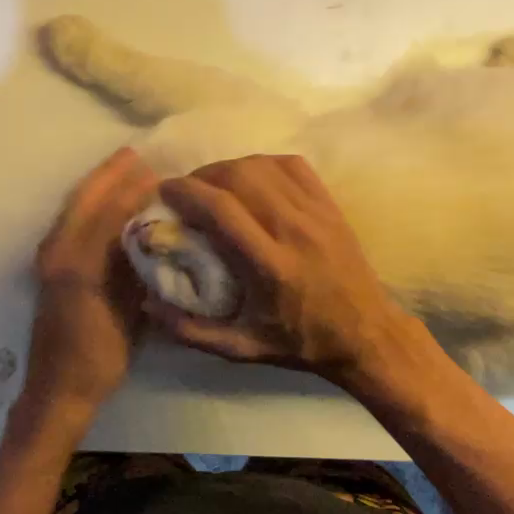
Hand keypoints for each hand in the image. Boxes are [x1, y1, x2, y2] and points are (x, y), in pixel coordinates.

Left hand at [22, 148, 157, 412]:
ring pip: (73, 210)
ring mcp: (49, 261)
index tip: (158, 171)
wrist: (59, 389)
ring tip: (125, 171)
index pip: (107, 211)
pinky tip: (108, 208)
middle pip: (83, 201)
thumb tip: (149, 232)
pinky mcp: (50, 271)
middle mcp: (57, 252)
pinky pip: (69, 226)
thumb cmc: (96, 357)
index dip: (133, 189)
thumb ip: (133, 271)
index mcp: (77, 262)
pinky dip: (88, 209)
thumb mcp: (125, 314)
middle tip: (136, 155)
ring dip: (97, 188)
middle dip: (109, 175)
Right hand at [153, 154, 432, 387]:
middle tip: (184, 191)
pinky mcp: (330, 206)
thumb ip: (190, 330)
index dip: (187, 191)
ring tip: (212, 185)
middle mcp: (293, 230)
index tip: (163, 192)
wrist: (365, 335)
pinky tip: (249, 179)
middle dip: (203, 176)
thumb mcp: (240, 349)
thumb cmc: (299, 343)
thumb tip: (148, 304)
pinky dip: (263, 164)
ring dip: (229, 168)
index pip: (222, 209)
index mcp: (269, 266)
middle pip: (240, 176)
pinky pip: (292, 165)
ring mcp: (316, 214)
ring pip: (264, 166)